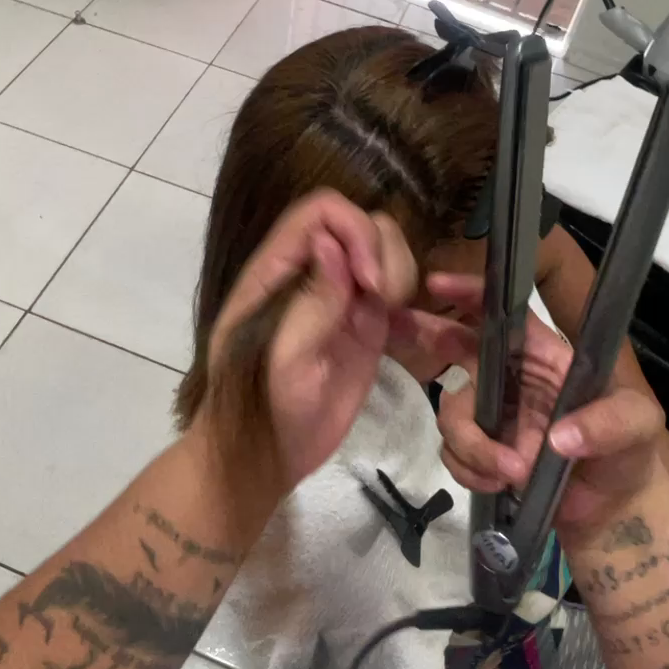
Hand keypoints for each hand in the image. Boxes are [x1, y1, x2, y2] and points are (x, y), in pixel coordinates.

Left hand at [203, 190, 465, 491]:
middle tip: (382, 303)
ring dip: (398, 271)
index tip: (369, 281)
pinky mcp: (364, 322)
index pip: (321, 212)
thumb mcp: (282, 361)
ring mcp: (341, 295)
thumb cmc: (260, 410)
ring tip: (387, 315)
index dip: (354, 230)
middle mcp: (312, 272)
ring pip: (383, 248)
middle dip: (382, 252)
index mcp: (277, 269)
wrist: (266, 456)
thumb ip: (309, 303)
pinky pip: (394, 285)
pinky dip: (408, 295)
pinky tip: (400, 328)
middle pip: (360, 222)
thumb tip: (328, 244)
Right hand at [428, 275, 667, 541]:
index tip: (438, 285)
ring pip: (451, 414)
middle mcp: (507, 376)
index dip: (470, 294)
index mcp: (541, 353)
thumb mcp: (637, 426)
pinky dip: (472, 471)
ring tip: (514, 471)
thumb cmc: (627, 450)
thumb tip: (558, 437)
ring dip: (474, 445)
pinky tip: (502, 483)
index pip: (502, 313)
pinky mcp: (479, 452)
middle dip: (422, 334)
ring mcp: (489, 414)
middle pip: (453, 344)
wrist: (610, 509)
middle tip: (393, 327)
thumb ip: (609, 424)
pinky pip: (452, 453)